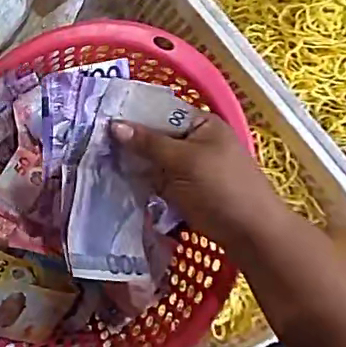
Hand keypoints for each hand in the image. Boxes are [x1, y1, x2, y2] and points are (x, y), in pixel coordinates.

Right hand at [111, 114, 293, 247]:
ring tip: (98, 162)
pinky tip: (118, 183)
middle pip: (155, 137)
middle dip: (129, 142)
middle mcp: (196, 142)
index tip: (100, 120)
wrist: (252, 235)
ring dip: (132, 164)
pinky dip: (141, 183)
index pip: (160, 112)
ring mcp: (190, 169)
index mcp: (202, 124)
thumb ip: (148, 143)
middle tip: (92, 143)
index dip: (133, 115)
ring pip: (153, 161)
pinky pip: (157, 182)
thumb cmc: (222, 188)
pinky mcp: (185, 192)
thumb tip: (114, 125)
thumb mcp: (183, 160)